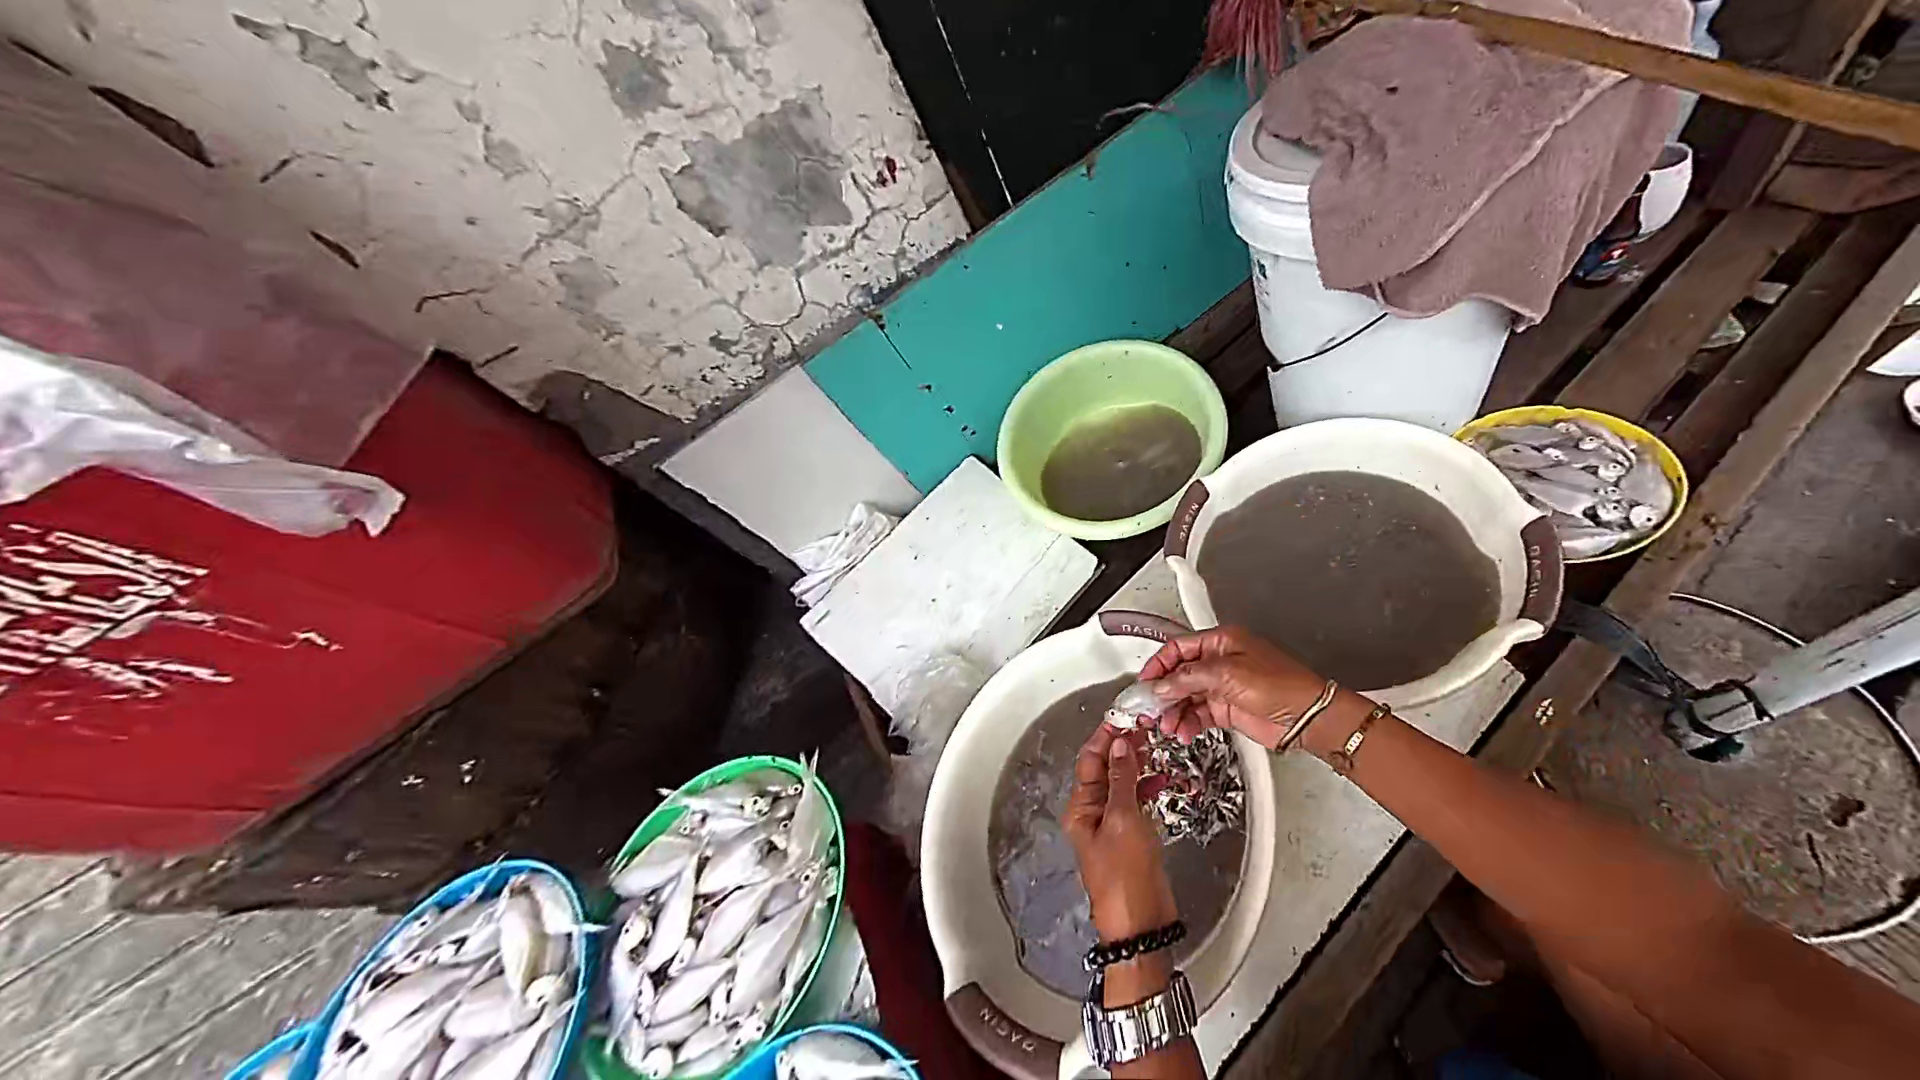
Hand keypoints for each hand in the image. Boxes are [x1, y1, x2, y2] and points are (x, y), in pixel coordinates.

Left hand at [1062, 725, 1177, 940]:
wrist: (1141, 925)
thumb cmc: (1126, 876)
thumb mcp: (1124, 819)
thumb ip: (1122, 779)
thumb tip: (1120, 744)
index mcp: (1081, 807)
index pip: (1090, 760)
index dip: (1105, 737)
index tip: (1122, 716)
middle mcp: (1092, 812)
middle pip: (1104, 769)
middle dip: (1122, 746)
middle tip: (1142, 724)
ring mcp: (1111, 824)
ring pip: (1121, 782)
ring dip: (1136, 763)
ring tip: (1153, 745)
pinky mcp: (1130, 836)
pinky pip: (1135, 801)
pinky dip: (1147, 786)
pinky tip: (1161, 778)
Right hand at [1137, 625, 1330, 749]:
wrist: (1311, 718)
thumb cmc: (1283, 686)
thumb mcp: (1228, 675)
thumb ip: (1188, 678)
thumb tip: (1160, 685)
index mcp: (1220, 642)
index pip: (1177, 649)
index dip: (1158, 665)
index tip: (1144, 682)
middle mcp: (1220, 662)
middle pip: (1178, 674)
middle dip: (1162, 692)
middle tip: (1150, 708)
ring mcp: (1223, 686)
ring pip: (1185, 697)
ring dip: (1173, 711)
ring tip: (1168, 725)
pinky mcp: (1228, 709)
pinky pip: (1198, 714)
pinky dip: (1188, 723)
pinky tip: (1183, 731)